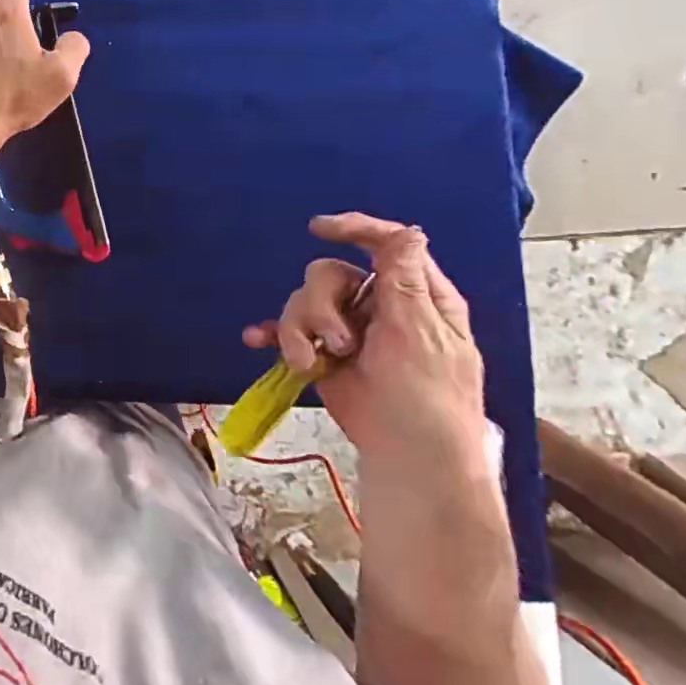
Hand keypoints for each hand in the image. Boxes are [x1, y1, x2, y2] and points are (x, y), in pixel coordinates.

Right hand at [242, 212, 487, 477]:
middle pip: (329, 275)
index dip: (353, 228)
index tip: (318, 228)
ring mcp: (347, 330)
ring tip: (309, 364)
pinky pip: (289, 332)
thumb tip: (411, 230)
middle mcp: (377, 305)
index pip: (384, 244)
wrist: (406, 456)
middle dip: (321, 306)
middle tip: (336, 342)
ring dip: (299, 330)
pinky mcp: (322, 353)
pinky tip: (257, 339)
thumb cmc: (427, 396)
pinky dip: (274, 334)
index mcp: (413, 295)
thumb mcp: (419, 333)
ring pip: (304, 303)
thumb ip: (405, 280)